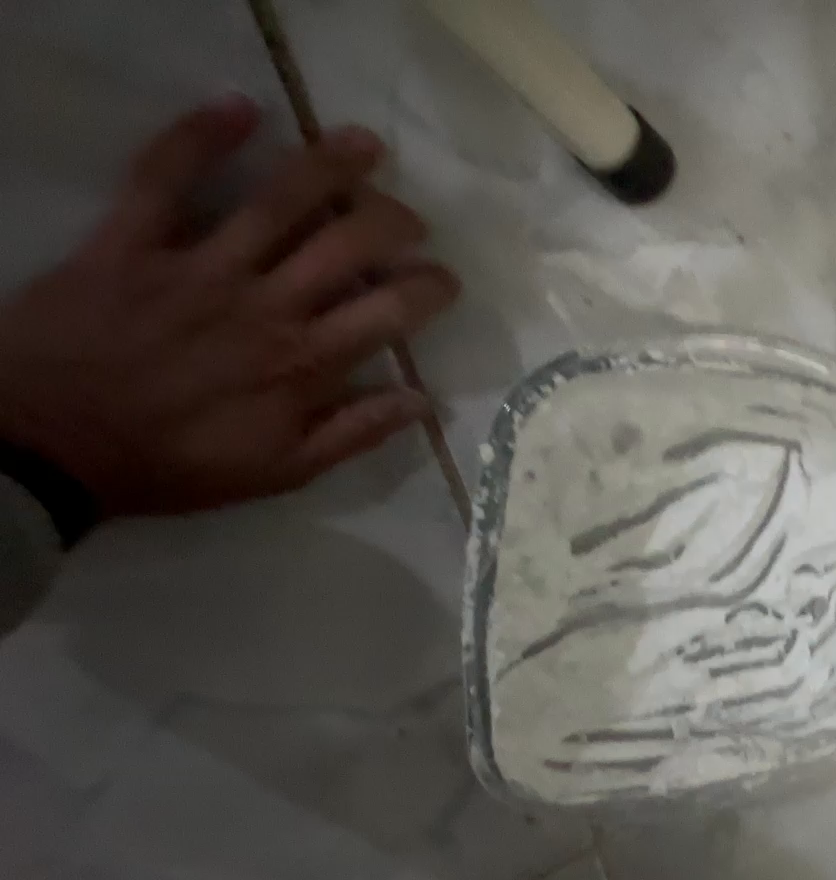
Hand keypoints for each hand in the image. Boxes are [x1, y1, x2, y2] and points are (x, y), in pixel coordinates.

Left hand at [0, 93, 458, 519]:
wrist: (42, 446)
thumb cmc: (178, 462)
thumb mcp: (285, 470)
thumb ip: (357, 433)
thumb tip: (424, 401)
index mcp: (307, 362)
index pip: (392, 311)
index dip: (430, 288)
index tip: (446, 280)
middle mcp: (266, 306)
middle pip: (345, 245)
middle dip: (392, 223)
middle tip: (412, 220)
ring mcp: (198, 269)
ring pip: (275, 205)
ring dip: (327, 167)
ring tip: (363, 142)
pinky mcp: (129, 246)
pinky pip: (161, 180)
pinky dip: (198, 138)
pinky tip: (240, 107)